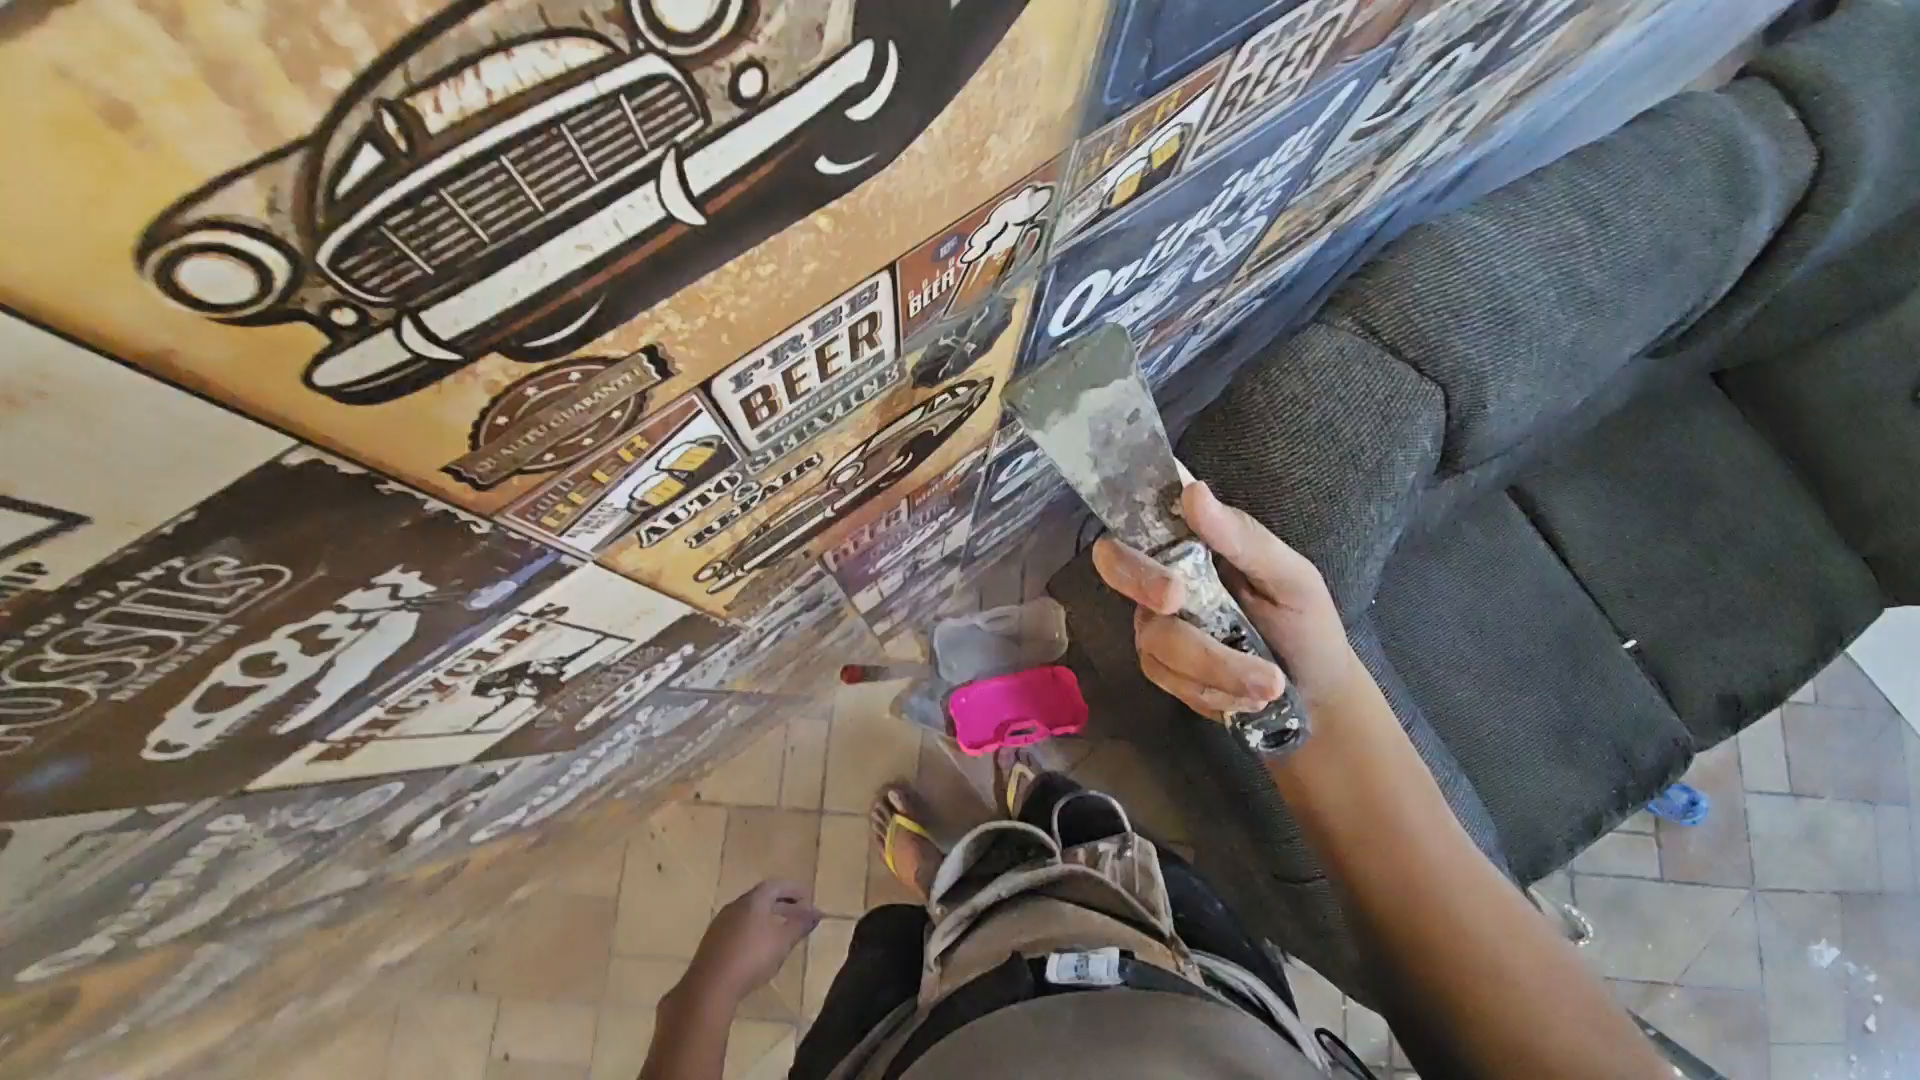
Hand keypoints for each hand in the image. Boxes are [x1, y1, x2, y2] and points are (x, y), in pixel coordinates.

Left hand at [682, 880, 820, 1004]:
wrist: (710, 986)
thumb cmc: (752, 957)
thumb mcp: (783, 941)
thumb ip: (800, 925)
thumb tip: (816, 913)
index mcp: (754, 900)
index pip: (776, 885)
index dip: (793, 890)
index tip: (807, 898)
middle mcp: (736, 906)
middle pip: (762, 897)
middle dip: (782, 903)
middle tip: (798, 913)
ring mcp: (721, 923)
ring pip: (749, 913)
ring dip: (767, 917)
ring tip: (781, 930)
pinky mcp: (712, 941)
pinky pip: (738, 926)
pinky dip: (753, 929)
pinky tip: (758, 946)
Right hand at [1092, 482, 1362, 718]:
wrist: (1313, 697)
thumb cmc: (1304, 625)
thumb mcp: (1291, 578)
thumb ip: (1243, 538)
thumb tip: (1193, 491)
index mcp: (1193, 538)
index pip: (1142, 508)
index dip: (1129, 504)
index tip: (1157, 533)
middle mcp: (1161, 573)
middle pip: (1115, 562)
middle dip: (1142, 580)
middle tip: (1174, 597)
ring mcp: (1154, 620)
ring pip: (1158, 635)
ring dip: (1217, 665)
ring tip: (1270, 683)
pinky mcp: (1157, 665)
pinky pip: (1168, 675)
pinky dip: (1214, 689)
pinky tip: (1248, 695)